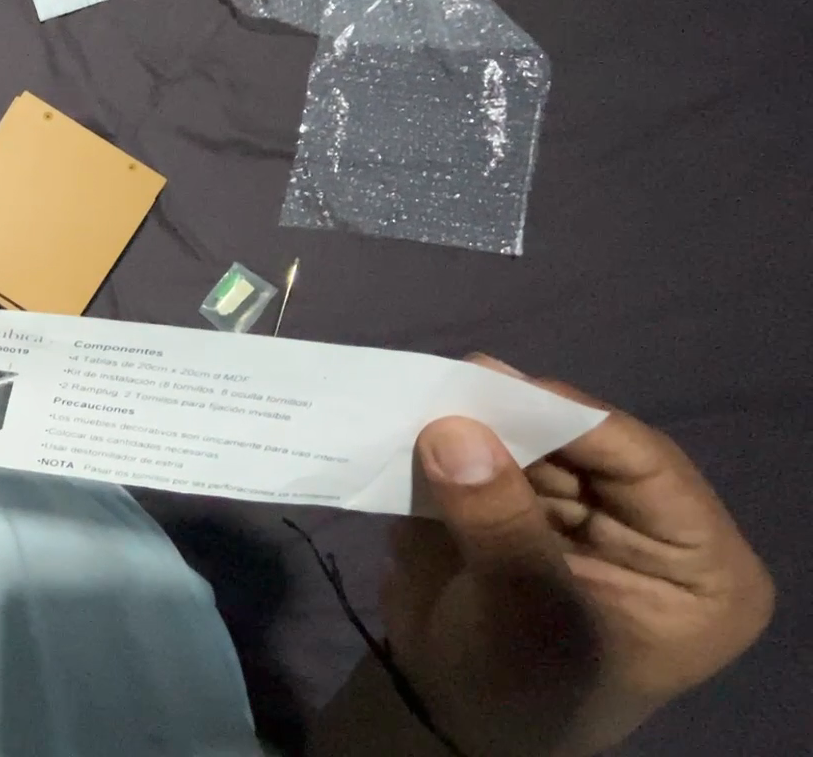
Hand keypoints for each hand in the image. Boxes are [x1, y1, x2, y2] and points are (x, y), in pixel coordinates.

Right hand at [386, 358, 773, 756]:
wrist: (446, 707)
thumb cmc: (520, 685)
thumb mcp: (524, 615)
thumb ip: (498, 523)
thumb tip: (451, 430)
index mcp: (690, 561)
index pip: (641, 463)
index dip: (569, 417)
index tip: (488, 380)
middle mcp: (633, 524)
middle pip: (575, 442)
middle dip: (507, 414)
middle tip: (440, 381)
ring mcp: (559, 510)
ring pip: (516, 441)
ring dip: (464, 420)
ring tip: (409, 394)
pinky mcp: (495, 503)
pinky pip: (470, 456)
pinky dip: (433, 439)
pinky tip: (398, 422)